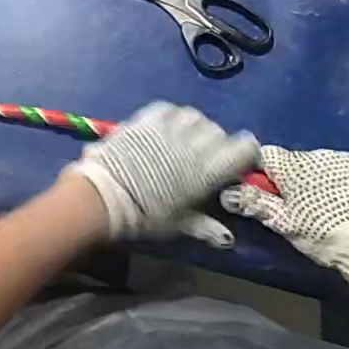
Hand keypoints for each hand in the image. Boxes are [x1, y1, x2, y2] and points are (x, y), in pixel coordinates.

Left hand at [62, 102, 258, 244]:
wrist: (104, 196)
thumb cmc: (144, 215)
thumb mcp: (178, 225)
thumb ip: (205, 227)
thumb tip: (227, 239)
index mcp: (208, 170)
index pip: (244, 148)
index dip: (244, 153)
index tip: (236, 161)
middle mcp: (193, 144)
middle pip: (218, 131)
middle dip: (216, 142)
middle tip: (203, 155)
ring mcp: (168, 129)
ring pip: (194, 117)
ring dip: (193, 126)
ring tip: (183, 139)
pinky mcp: (144, 121)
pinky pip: (166, 109)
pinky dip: (170, 115)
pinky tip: (164, 127)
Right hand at [220, 146, 348, 291]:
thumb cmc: (326, 233)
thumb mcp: (285, 224)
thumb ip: (255, 204)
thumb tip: (228, 194)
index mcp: (294, 166)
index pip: (265, 157)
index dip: (262, 176)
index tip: (266, 195)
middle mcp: (319, 156)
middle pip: (294, 163)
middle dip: (291, 180)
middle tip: (297, 208)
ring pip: (320, 167)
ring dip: (317, 182)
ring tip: (326, 209)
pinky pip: (345, 172)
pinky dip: (341, 184)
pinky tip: (348, 206)